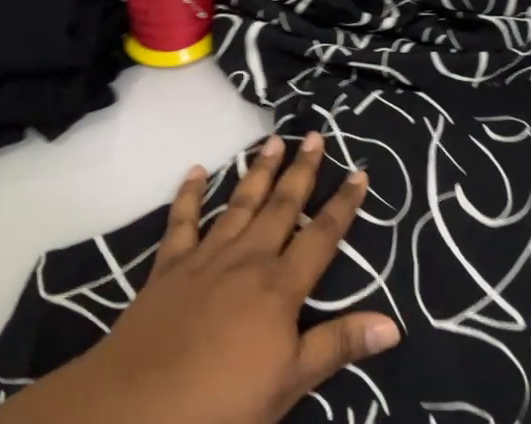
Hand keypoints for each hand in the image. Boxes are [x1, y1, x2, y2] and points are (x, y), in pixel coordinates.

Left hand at [0, 133, 399, 423]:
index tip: (359, 172)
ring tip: (272, 141)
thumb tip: (394, 325)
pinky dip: (188, 195)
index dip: (344, 204)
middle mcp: (248, 259)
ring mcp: (206, 258)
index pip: (323, 235)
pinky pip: (182, 222)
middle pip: (282, 207)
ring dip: (258, 172)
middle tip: (314, 135)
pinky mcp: (168, 268)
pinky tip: (194, 171)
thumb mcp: (290, 381)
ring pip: (239, 205)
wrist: (136, 406)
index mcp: (281, 287)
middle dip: (301, 171)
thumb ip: (338, 345)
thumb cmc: (222, 400)